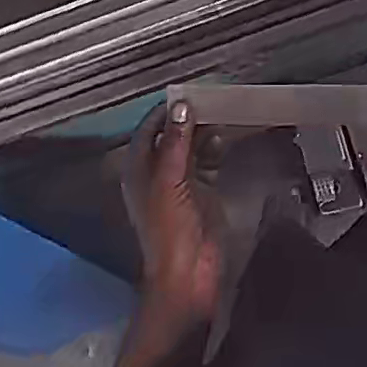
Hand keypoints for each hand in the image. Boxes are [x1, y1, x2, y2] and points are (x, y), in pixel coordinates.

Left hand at [123, 101, 221, 327]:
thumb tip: (182, 106)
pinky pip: (208, 161)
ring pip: (192, 146)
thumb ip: (175, 142)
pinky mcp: (202, 191)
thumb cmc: (170, 229)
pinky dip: (216, 148)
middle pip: (172, 135)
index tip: (188, 92)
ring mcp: (180, 182)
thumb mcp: (169, 181)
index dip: (166, 111)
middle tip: (212, 97)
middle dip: (189, 118)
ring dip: (204, 131)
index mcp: (140, 169)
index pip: (149, 128)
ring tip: (223, 111)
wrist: (189, 274)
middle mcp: (158, 172)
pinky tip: (226, 137)